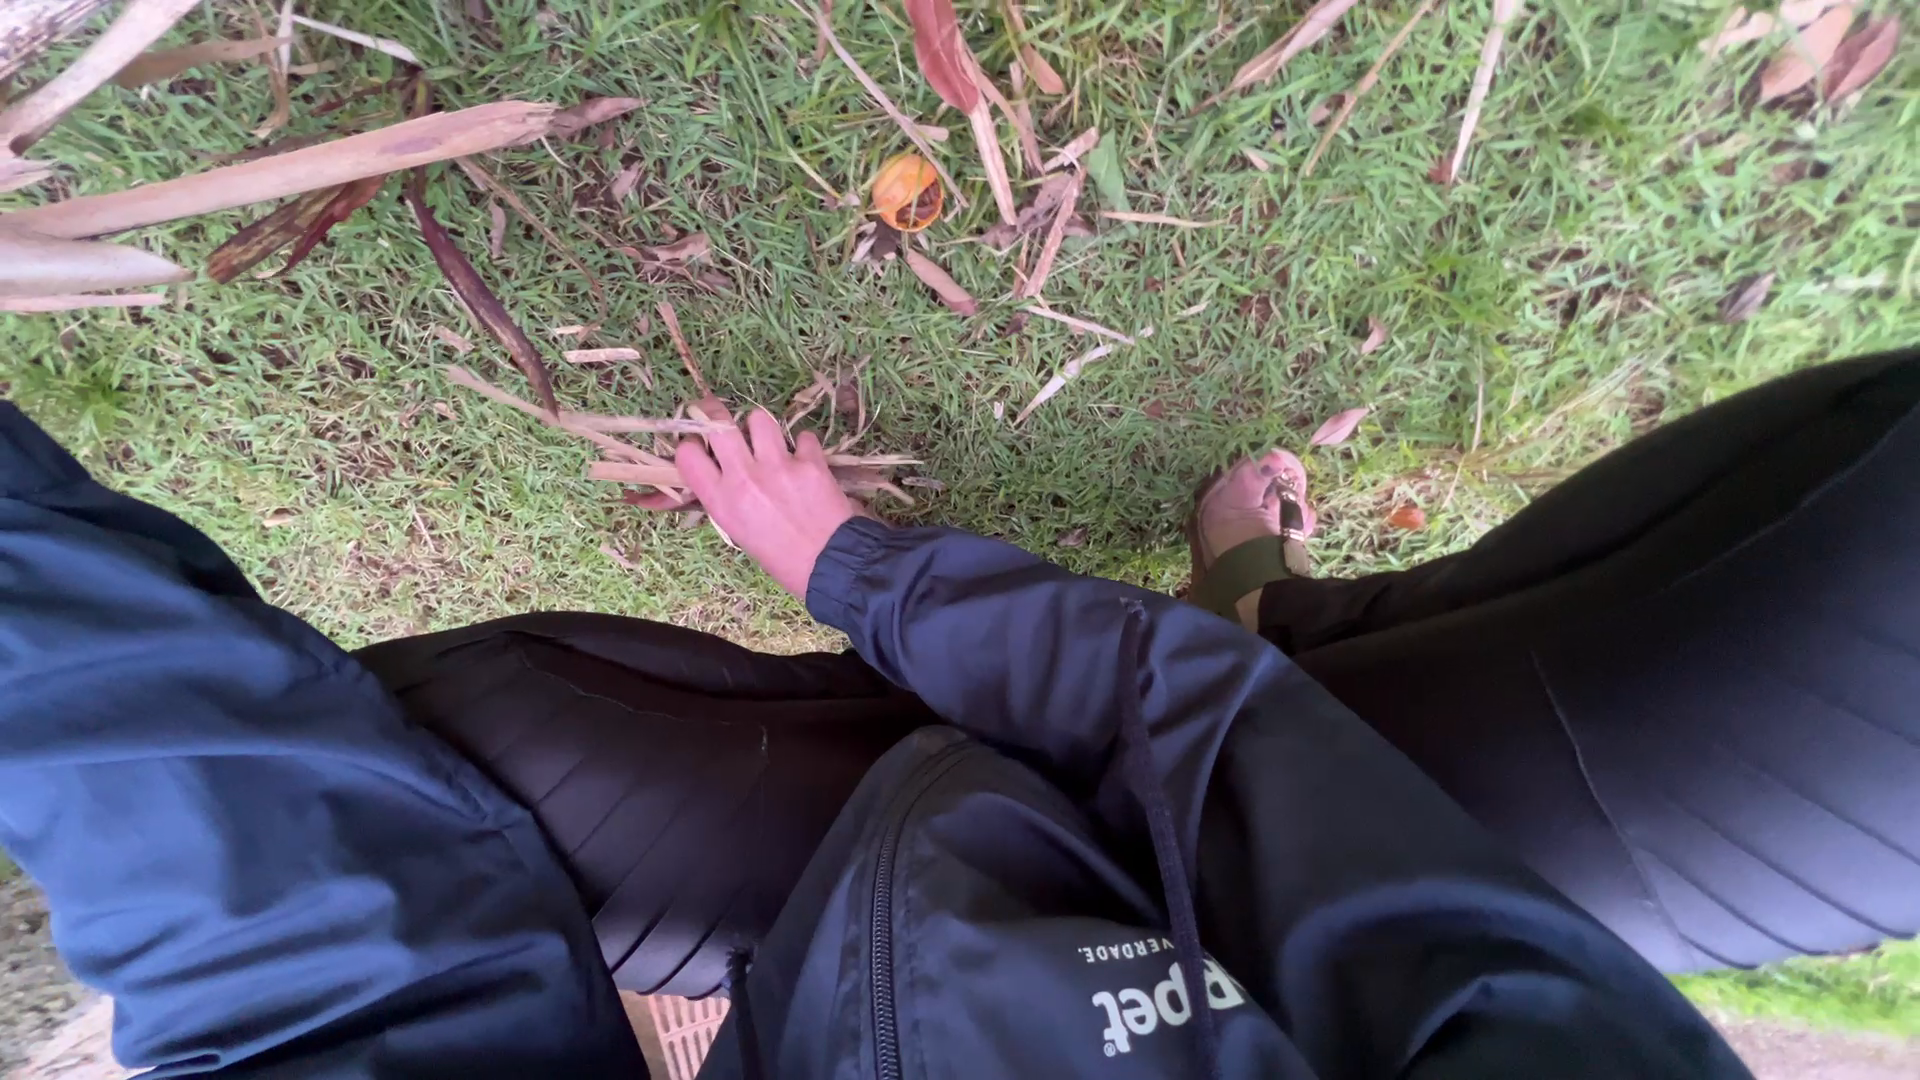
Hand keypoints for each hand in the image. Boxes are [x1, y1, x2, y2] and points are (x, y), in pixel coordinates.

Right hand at [675, 408, 864, 598]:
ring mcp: (779, 467)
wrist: (833, 565)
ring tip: (769, 443)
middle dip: (717, 416)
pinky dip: (803, 446)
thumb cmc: (782, 559)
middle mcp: (745, 478)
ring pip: (759, 419)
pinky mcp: (811, 463)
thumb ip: (723, 500)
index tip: (702, 448)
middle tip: (725, 423)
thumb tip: (707, 479)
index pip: (688, 454)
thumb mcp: (740, 533)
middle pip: (719, 424)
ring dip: (761, 428)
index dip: (693, 446)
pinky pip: (803, 437)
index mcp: (722, 501)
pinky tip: (805, 459)